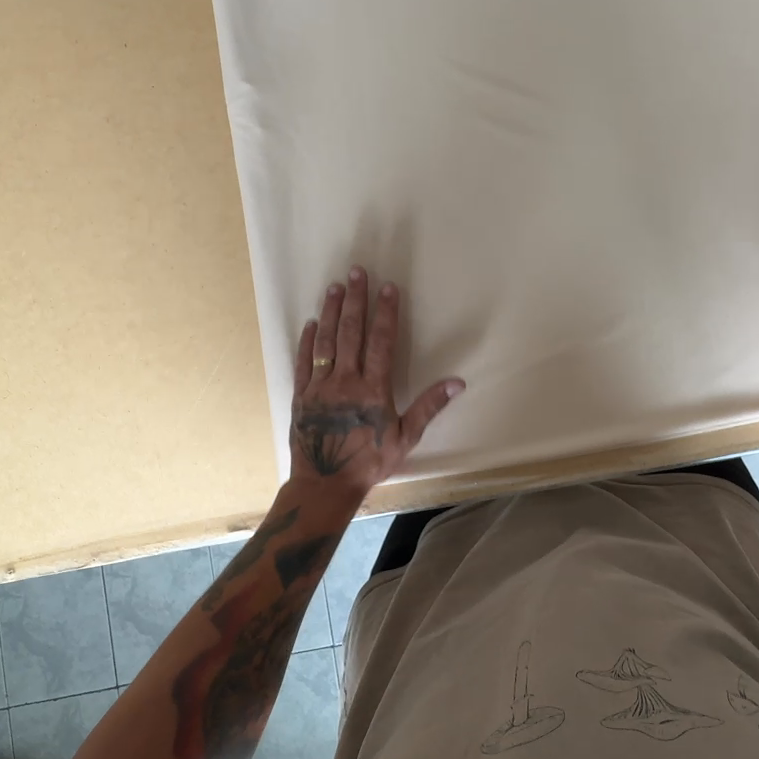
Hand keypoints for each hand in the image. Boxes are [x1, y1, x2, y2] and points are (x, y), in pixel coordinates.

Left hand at [287, 267, 463, 495]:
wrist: (325, 485)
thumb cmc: (369, 462)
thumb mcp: (405, 438)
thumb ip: (429, 406)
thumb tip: (457, 383)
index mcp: (373, 388)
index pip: (382, 341)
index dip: (386, 313)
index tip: (387, 288)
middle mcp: (346, 381)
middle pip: (351, 332)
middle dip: (355, 300)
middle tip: (356, 273)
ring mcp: (320, 387)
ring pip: (325, 341)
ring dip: (330, 312)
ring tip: (334, 287)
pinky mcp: (301, 396)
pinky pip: (303, 362)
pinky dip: (307, 341)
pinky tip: (311, 323)